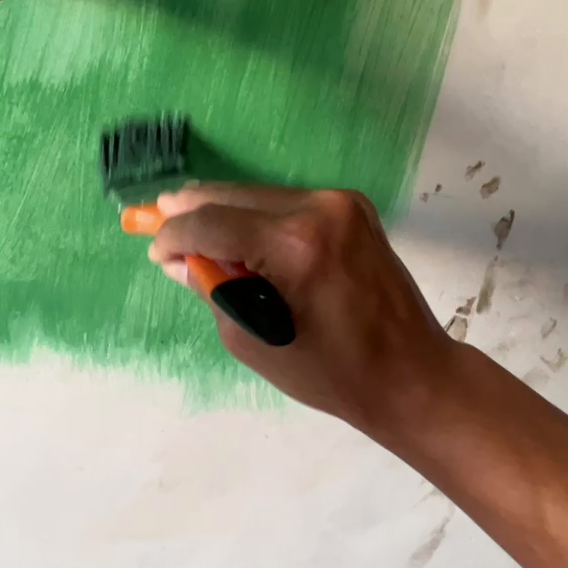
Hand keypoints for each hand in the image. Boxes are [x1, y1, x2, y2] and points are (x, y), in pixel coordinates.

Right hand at [147, 184, 460, 432]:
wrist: (413, 373)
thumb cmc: (332, 374)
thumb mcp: (254, 341)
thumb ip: (213, 289)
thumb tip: (181, 260)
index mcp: (295, 245)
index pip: (213, 224)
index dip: (175, 234)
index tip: (154, 249)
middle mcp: (319, 208)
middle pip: (235, 195)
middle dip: (193, 206)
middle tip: (155, 212)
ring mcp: (340, 202)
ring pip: (260, 194)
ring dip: (225, 208)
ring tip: (188, 216)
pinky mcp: (353, 206)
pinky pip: (287, 202)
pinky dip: (257, 214)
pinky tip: (237, 226)